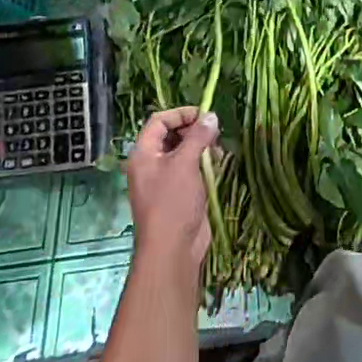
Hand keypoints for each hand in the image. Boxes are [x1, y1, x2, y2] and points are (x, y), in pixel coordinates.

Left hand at [125, 106, 220, 264]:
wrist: (172, 248)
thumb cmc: (172, 202)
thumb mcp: (185, 164)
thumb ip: (197, 137)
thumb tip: (211, 116)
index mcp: (143, 153)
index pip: (158, 121)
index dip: (181, 114)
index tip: (205, 115)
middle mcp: (150, 163)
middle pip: (170, 135)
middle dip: (193, 130)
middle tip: (215, 132)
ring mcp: (164, 179)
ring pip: (182, 152)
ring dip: (200, 146)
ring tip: (219, 149)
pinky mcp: (178, 193)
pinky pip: (189, 169)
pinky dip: (202, 163)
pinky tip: (217, 164)